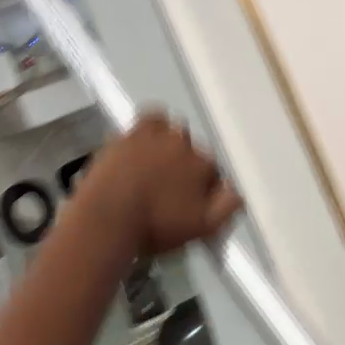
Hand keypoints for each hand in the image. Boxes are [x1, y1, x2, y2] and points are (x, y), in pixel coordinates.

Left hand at [74, 112, 241, 256]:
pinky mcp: (132, 132)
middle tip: (167, 189)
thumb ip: (227, 206)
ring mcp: (158, 135)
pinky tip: (147, 139)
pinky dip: (154, 125)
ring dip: (170, 145)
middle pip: (193, 151)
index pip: (212, 171)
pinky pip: (152, 116)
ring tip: (154, 167)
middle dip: (185, 167)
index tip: (187, 201)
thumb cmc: (154, 228)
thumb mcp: (202, 228)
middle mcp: (186, 145)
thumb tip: (236, 189)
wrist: (108, 218)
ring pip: (175, 131)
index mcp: (205, 167)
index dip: (201, 187)